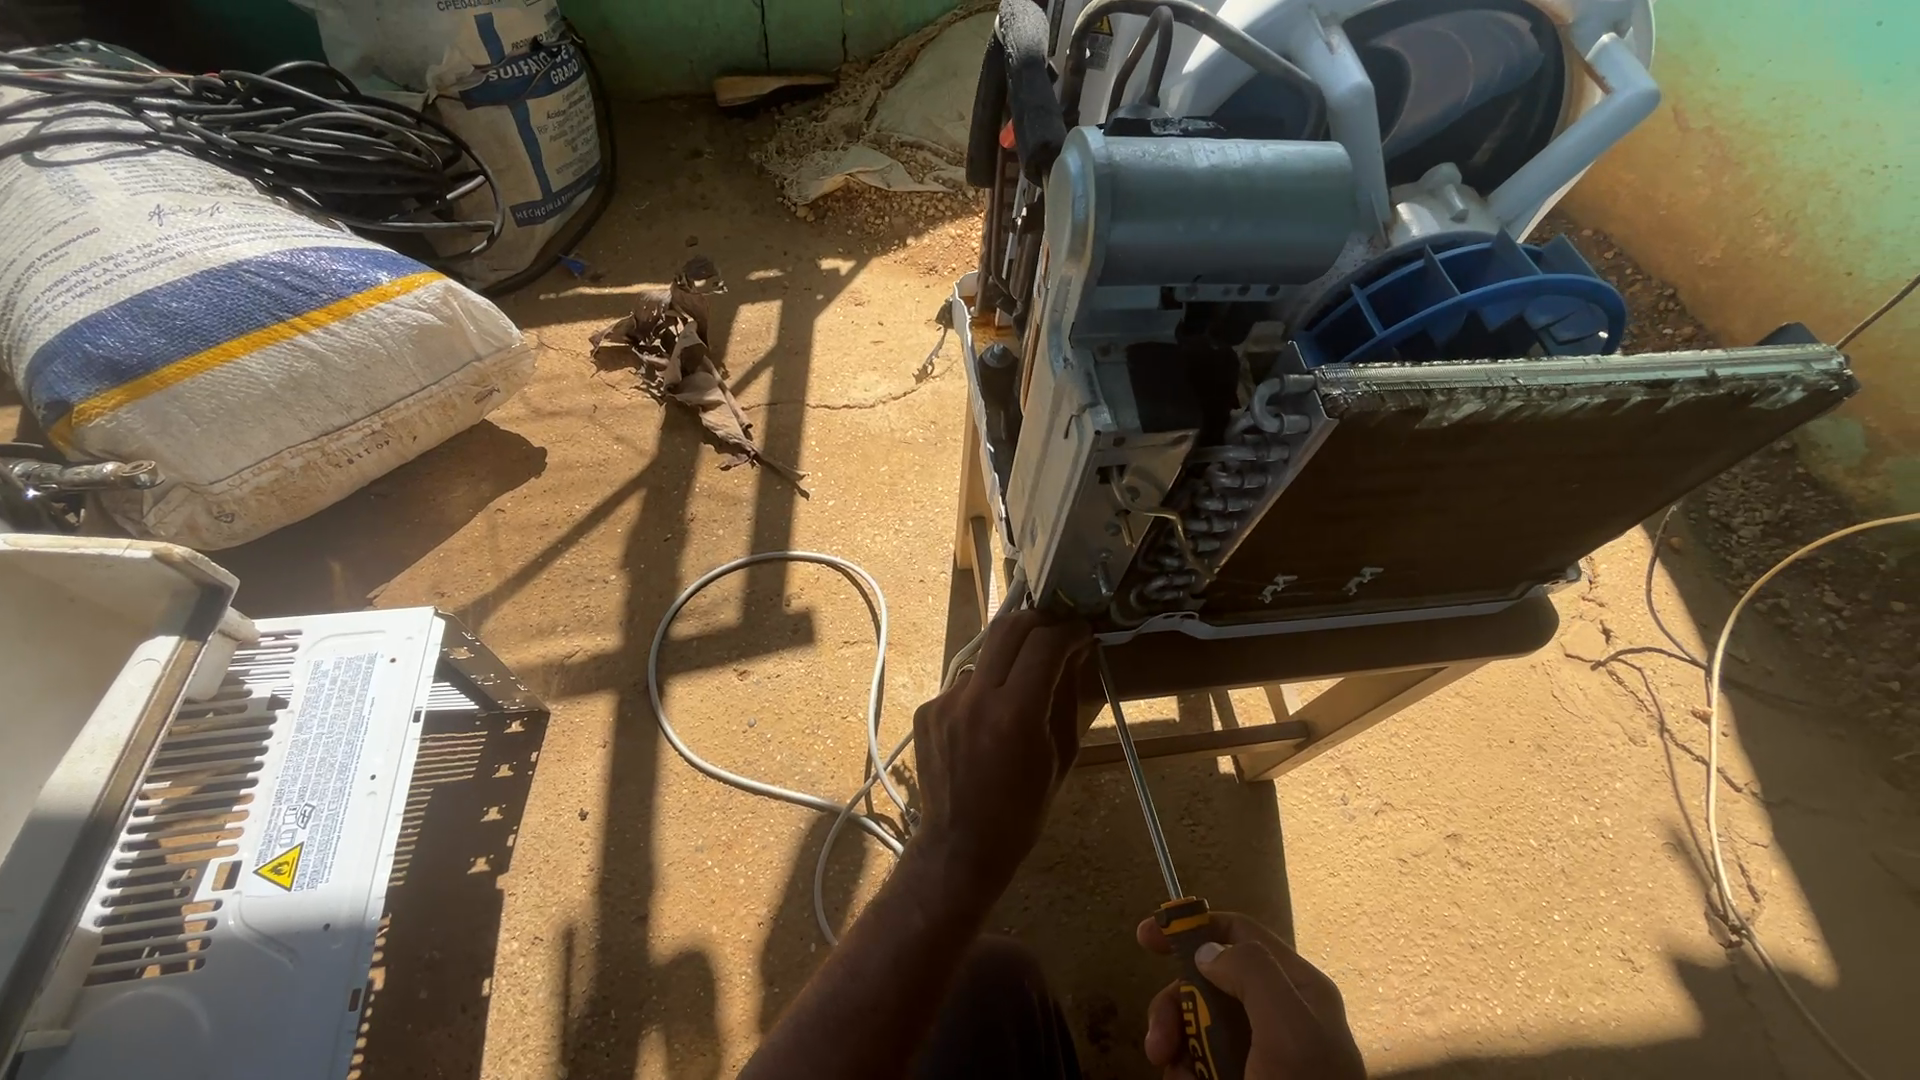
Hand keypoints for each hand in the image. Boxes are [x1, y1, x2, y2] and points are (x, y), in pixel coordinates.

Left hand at [909, 609, 1093, 889]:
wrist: (960, 846)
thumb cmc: (1023, 810)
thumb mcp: (1061, 755)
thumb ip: (1067, 696)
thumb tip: (1076, 652)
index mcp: (1015, 714)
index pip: (1045, 644)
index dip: (1070, 630)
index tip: (1082, 632)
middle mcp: (975, 698)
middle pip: (1008, 628)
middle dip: (1039, 620)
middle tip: (1057, 631)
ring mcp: (945, 701)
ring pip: (986, 656)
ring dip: (1010, 660)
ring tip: (1021, 688)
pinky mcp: (927, 710)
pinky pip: (964, 685)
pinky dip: (984, 691)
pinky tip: (988, 722)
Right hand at [1138, 912, 1364, 1079]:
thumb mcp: (1289, 1032)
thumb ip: (1253, 973)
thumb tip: (1207, 952)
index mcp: (1297, 989)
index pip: (1239, 932)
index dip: (1193, 926)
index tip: (1148, 937)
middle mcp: (1277, 1014)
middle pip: (1206, 981)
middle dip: (1175, 1005)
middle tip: (1159, 1041)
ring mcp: (1258, 1053)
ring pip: (1196, 1024)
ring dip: (1176, 1048)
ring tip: (1180, 1079)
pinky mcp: (1239, 1079)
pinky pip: (1197, 1063)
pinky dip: (1186, 1075)